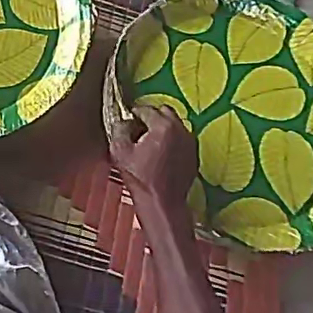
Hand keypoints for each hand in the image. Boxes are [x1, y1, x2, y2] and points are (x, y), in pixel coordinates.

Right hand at [108, 105, 197, 219]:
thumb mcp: (120, 152)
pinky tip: (160, 154)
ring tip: (148, 143)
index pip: (146, 109)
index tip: (127, 121)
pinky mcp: (193, 154)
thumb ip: (119, 130)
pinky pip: (181, 139)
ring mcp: (189, 143)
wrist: (162, 203)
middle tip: (138, 129)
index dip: (133, 114)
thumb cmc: (142, 180)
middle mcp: (181, 130)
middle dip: (151, 117)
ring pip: (174, 125)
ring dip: (162, 128)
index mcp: (163, 126)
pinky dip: (171, 141)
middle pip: (164, 112)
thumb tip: (121, 122)